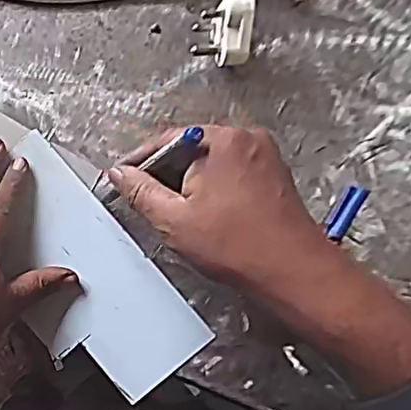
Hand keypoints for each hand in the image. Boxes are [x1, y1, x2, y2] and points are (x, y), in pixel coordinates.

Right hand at [106, 125, 326, 287]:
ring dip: (190, 184)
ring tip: (181, 214)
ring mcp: (264, 157)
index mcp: (223, 141)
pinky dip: (213, 189)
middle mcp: (248, 140)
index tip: (126, 176)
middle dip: (166, 174)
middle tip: (149, 201)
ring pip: (211, 162)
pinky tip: (207, 216)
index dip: (141, 161)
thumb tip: (121, 175)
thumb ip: (140, 192)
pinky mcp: (272, 176)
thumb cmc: (240, 246)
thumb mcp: (173, 219)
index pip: (167, 139)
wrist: (289, 269)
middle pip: (190, 148)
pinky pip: (231, 173)